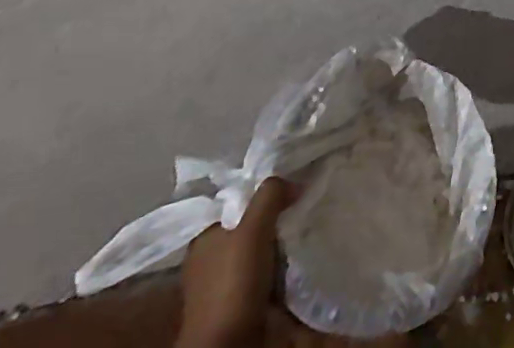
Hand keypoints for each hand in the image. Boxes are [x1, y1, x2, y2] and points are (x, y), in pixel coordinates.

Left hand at [176, 177, 297, 347]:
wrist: (228, 343)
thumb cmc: (233, 281)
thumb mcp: (252, 229)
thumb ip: (270, 196)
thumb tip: (292, 181)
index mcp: (205, 236)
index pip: (236, 202)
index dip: (262, 192)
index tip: (291, 186)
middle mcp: (211, 256)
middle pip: (249, 225)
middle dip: (275, 216)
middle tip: (304, 204)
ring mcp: (225, 281)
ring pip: (260, 248)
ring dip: (281, 241)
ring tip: (309, 227)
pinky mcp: (241, 301)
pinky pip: (266, 271)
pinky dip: (282, 264)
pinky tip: (301, 256)